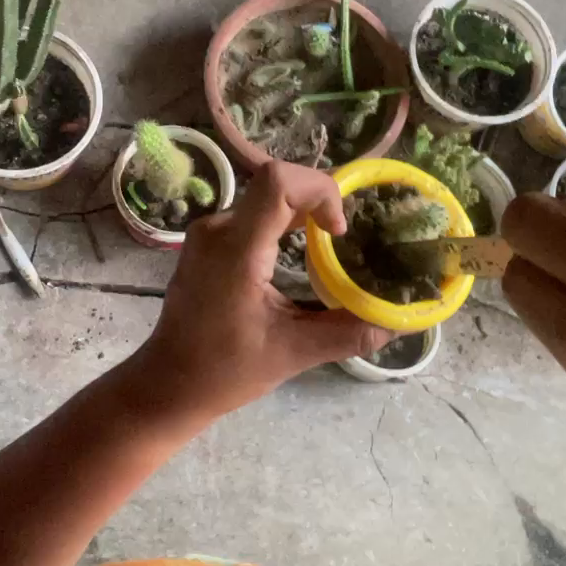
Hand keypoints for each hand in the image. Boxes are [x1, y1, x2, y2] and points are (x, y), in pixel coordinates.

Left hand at [127, 162, 391, 419]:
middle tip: (341, 239)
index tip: (338, 230)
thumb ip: (348, 333)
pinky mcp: (205, 242)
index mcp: (237, 250)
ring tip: (326, 245)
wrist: (168, 383)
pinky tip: (296, 254)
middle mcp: (217, 229)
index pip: (277, 182)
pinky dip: (280, 222)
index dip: (319, 189)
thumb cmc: (224, 370)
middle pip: (274, 185)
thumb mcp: (293, 353)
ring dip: (299, 212)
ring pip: (263, 198)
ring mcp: (207, 233)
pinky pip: (250, 214)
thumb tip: (397, 322)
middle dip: (317, 201)